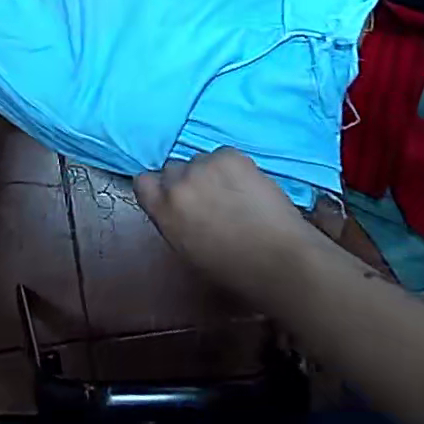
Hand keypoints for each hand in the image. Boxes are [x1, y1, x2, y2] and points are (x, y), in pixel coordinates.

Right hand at [135, 148, 323, 300]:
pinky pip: (223, 154)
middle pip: (172, 168)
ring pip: (200, 160)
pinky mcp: (230, 154)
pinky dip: (232, 166)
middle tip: (209, 198)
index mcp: (163, 211)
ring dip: (210, 172)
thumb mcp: (188, 249)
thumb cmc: (234, 269)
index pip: (143, 182)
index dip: (158, 188)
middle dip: (186, 180)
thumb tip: (176, 206)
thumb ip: (173, 220)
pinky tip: (248, 186)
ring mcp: (204, 165)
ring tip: (234, 193)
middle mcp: (178, 183)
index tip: (173, 197)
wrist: (280, 259)